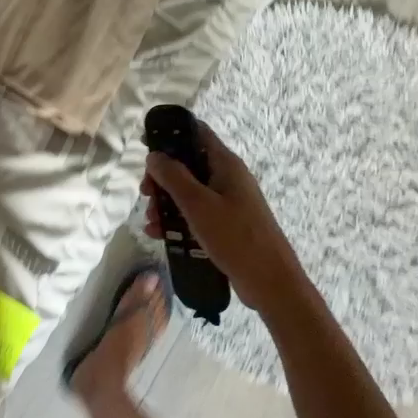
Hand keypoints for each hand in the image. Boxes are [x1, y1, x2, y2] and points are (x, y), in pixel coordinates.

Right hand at [140, 121, 292, 304]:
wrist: (272, 285)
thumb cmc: (236, 237)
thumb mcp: (198, 204)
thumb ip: (172, 176)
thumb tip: (154, 155)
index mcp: (226, 165)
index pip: (196, 132)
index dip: (170, 133)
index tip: (145, 144)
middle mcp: (228, 178)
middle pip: (188, 165)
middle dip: (162, 177)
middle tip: (146, 193)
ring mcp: (229, 203)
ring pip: (189, 192)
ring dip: (166, 202)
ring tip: (151, 221)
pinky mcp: (227, 225)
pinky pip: (196, 214)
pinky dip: (178, 220)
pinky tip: (159, 235)